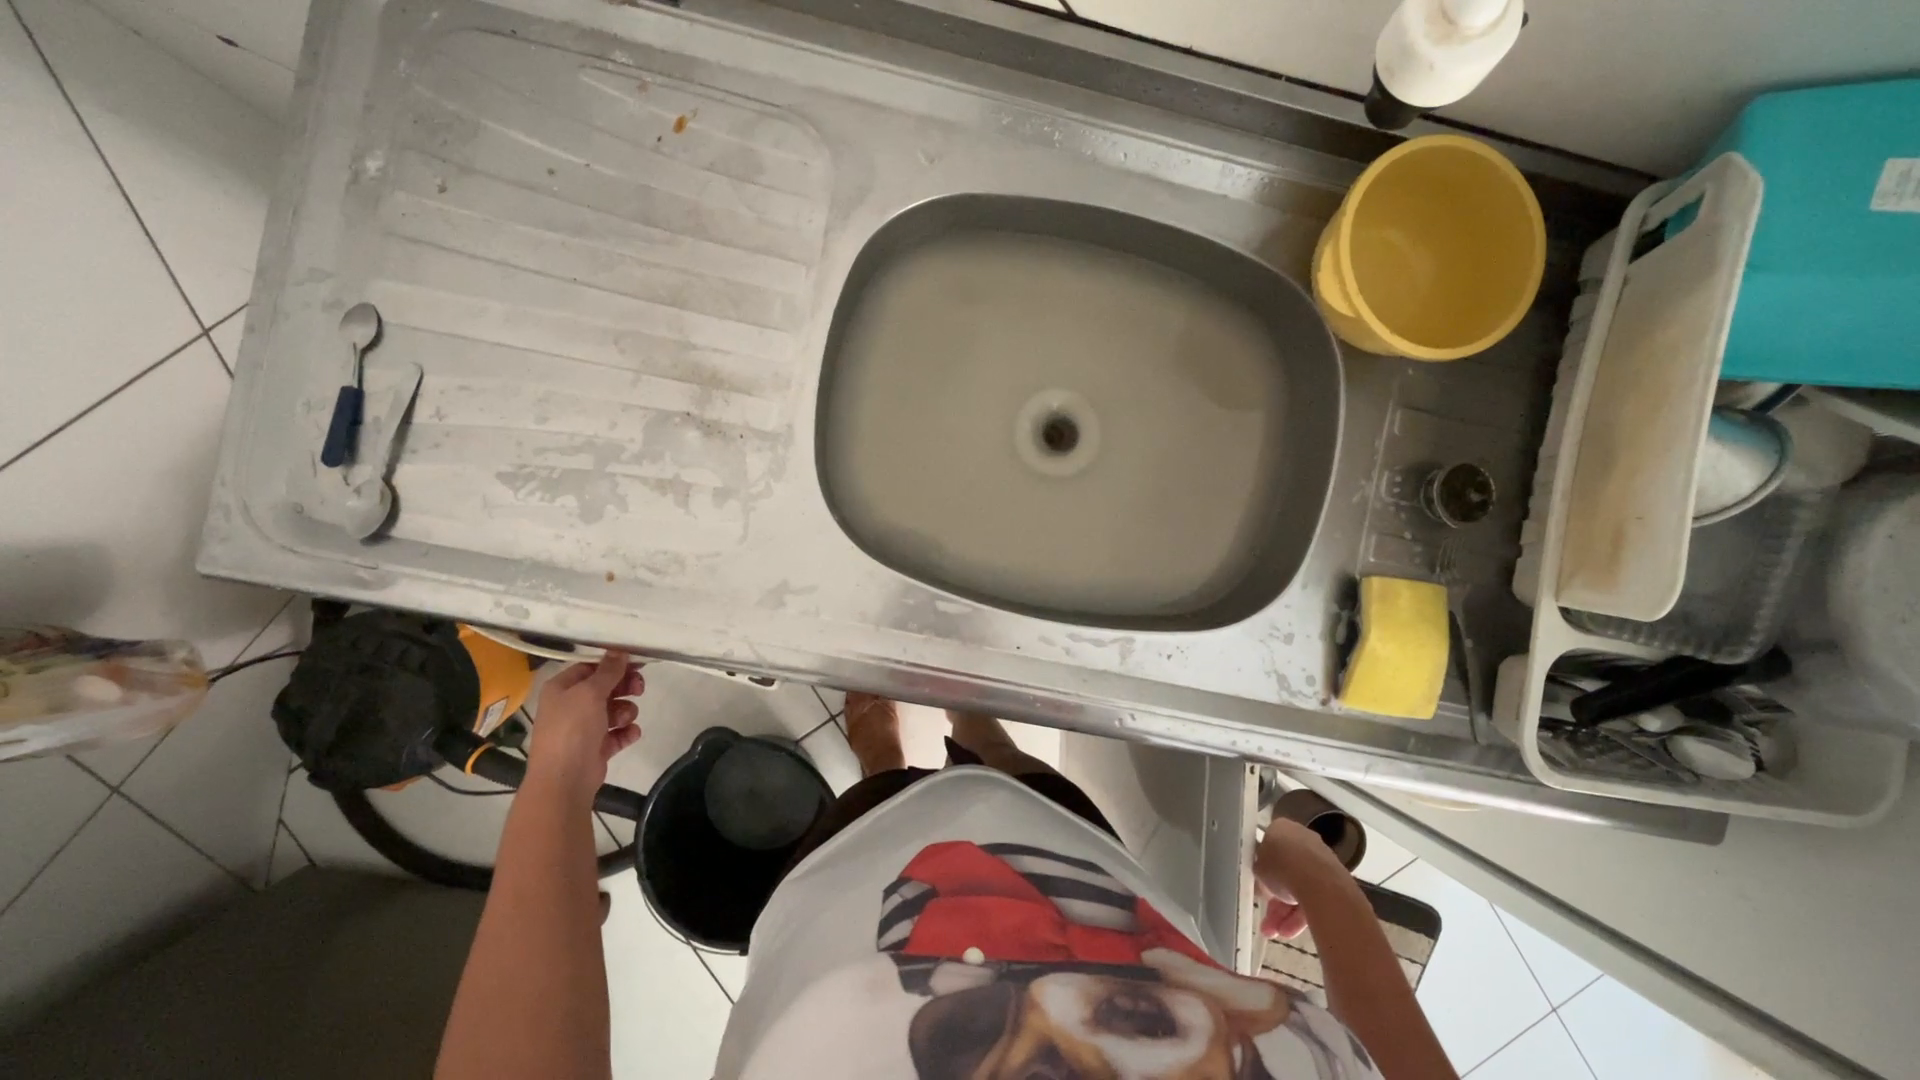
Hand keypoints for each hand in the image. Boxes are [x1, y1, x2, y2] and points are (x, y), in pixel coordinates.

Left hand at [528, 651, 643, 790]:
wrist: (564, 779)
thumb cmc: (572, 728)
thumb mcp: (590, 693)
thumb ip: (608, 671)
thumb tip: (619, 649)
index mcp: (562, 688)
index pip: (590, 668)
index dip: (613, 664)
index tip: (637, 663)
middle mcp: (570, 706)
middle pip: (605, 688)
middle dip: (624, 688)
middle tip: (639, 689)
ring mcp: (583, 728)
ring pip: (614, 710)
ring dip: (625, 711)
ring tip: (626, 719)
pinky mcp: (596, 747)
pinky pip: (617, 733)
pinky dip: (626, 732)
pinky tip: (631, 734)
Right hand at [1253, 818, 1358, 940]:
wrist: (1320, 884)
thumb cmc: (1281, 868)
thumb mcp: (1258, 869)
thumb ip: (1259, 871)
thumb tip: (1264, 881)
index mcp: (1281, 828)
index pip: (1268, 844)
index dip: (1262, 866)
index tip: (1258, 883)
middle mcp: (1303, 839)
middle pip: (1284, 870)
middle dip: (1274, 898)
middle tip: (1265, 916)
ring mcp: (1321, 860)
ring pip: (1298, 887)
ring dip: (1285, 912)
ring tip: (1275, 933)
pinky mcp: (1335, 880)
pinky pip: (1312, 896)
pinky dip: (1300, 914)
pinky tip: (1289, 932)